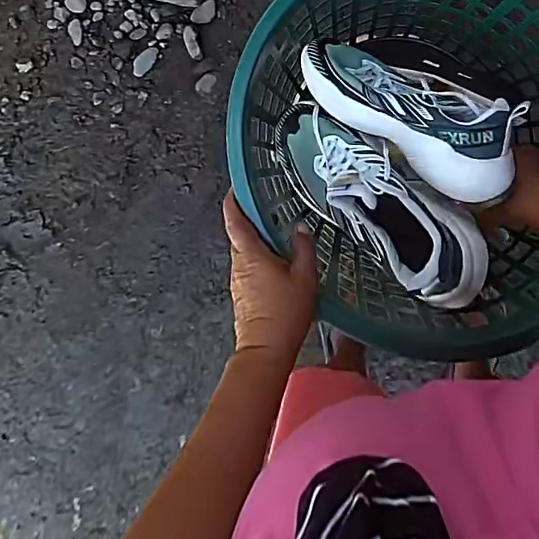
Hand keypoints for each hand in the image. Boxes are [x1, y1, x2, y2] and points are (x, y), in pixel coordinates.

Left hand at [223, 195, 317, 358]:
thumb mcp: (304, 278)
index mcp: (250, 254)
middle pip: (239, 234)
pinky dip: (258, 259)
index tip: (238, 188)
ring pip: (244, 251)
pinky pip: (248, 267)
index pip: (234, 219)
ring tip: (278, 235)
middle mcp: (239, 263)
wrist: (266, 351)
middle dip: (251, 220)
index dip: (234, 200)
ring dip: (256, 241)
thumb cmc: (284, 315)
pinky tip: (276, 264)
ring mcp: (238, 279)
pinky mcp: (242, 293)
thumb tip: (300, 229)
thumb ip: (303, 249)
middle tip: (268, 208)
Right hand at [486, 146, 538, 233]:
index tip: (478, 171)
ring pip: (529, 167)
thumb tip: (474, 220)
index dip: (486, 161)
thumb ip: (487, 215)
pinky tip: (528, 196)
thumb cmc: (538, 205)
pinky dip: (534, 183)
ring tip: (507, 190)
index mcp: (520, 153)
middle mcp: (536, 153)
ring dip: (520, 176)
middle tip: (490, 183)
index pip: (496, 151)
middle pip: (513, 159)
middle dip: (503, 170)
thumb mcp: (507, 213)